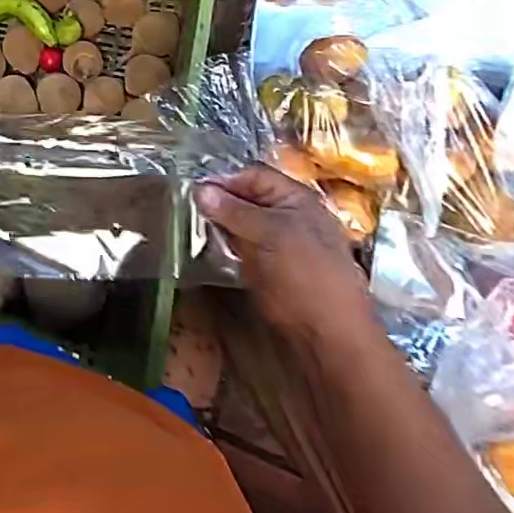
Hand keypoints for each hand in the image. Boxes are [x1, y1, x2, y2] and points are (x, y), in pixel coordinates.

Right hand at [197, 167, 372, 338]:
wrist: (326, 335)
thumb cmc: (305, 275)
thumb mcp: (271, 234)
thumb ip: (234, 210)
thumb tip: (199, 190)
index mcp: (296, 200)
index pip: (254, 177)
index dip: (226, 180)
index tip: (194, 189)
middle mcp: (286, 217)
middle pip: (246, 199)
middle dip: (219, 201)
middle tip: (186, 206)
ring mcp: (276, 244)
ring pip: (240, 224)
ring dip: (218, 223)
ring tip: (189, 224)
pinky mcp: (265, 268)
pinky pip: (239, 247)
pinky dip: (222, 244)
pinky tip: (204, 245)